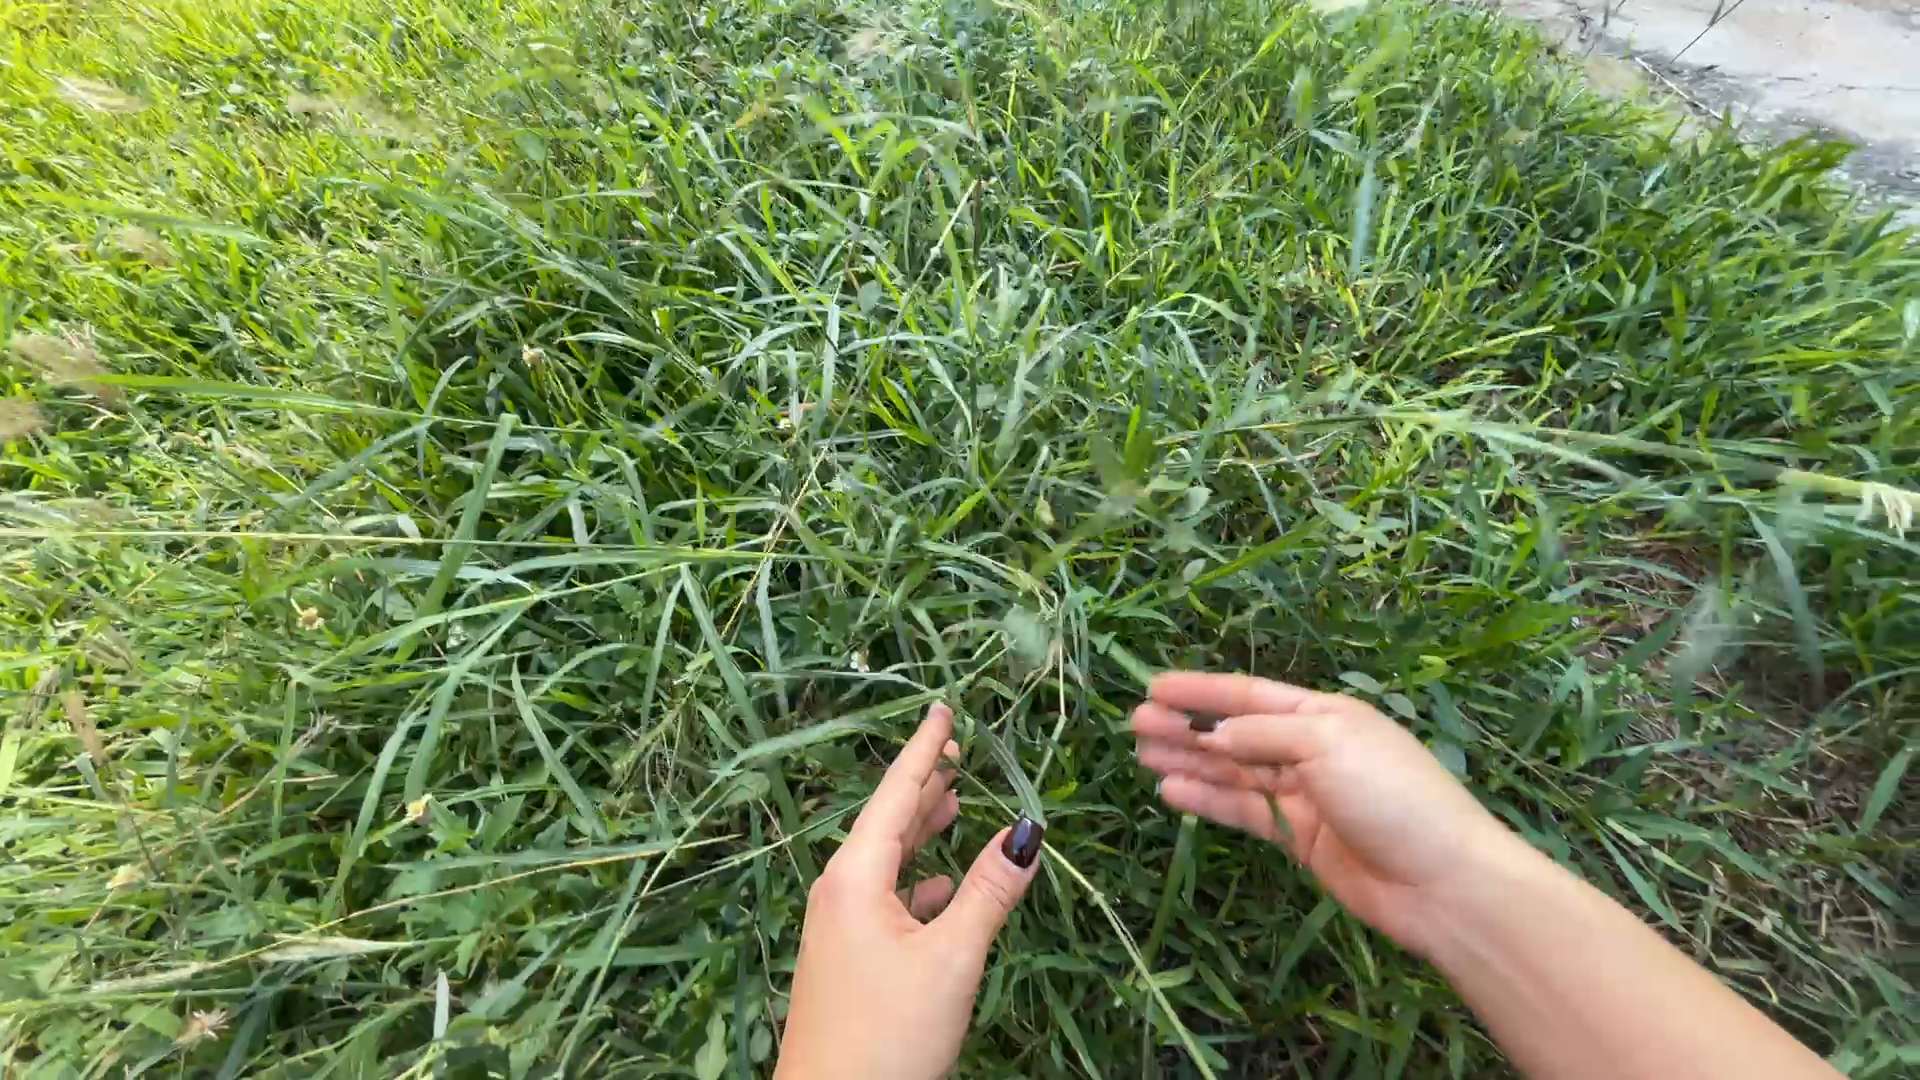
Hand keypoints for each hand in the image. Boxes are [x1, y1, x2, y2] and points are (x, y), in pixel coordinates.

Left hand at [776, 703, 1044, 1079]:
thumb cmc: (888, 1034)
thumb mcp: (949, 958)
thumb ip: (988, 891)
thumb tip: (1027, 832)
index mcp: (856, 874)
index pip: (898, 792)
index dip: (924, 748)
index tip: (940, 707)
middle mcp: (842, 887)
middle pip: (890, 819)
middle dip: (925, 782)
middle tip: (957, 746)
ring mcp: (841, 922)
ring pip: (889, 856)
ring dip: (923, 828)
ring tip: (954, 798)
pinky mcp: (848, 953)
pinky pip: (888, 894)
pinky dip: (919, 877)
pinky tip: (942, 884)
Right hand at [1132, 672, 1534, 956]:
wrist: (1444, 884)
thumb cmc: (1390, 795)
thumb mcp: (1327, 744)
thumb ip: (1263, 735)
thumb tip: (1213, 734)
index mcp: (1320, 715)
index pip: (1247, 695)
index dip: (1200, 690)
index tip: (1154, 686)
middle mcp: (1306, 748)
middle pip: (1233, 732)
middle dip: (1185, 725)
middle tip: (1137, 723)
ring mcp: (1300, 793)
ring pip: (1231, 771)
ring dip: (1189, 761)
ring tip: (1143, 754)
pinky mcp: (1296, 835)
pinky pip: (1242, 809)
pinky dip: (1207, 800)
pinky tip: (1173, 792)